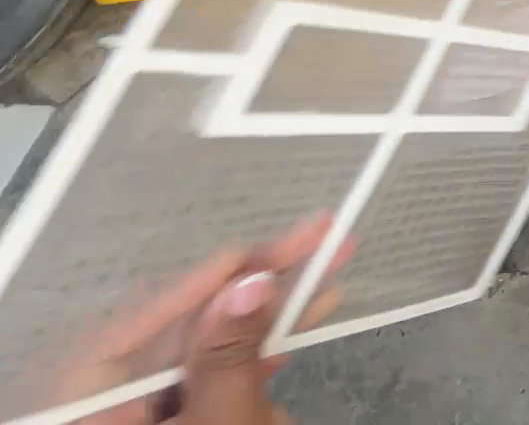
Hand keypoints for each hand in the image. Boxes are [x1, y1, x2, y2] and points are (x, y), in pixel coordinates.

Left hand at [59, 216, 348, 424]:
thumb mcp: (223, 424)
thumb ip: (229, 355)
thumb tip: (250, 279)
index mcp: (76, 418)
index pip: (129, 330)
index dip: (200, 282)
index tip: (267, 245)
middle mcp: (94, 418)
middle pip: (174, 335)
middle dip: (255, 287)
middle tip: (325, 238)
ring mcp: (137, 424)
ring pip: (202, 353)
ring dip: (270, 314)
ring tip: (334, 275)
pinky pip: (211, 379)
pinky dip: (259, 353)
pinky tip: (303, 328)